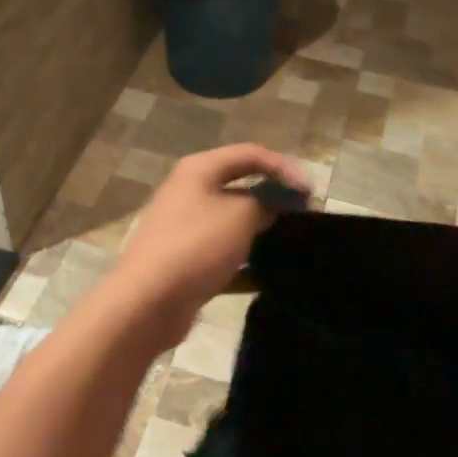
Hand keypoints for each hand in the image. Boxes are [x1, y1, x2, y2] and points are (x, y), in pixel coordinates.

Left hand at [107, 143, 310, 344]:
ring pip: (231, 221)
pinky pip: (222, 253)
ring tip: (290, 242)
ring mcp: (185, 227)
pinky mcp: (185, 260)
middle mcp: (189, 191)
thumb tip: (275, 202)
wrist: (146, 302)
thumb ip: (266, 202)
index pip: (251, 154)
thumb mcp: (240, 216)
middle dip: (274, 197)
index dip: (284, 167)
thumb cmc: (195, 247)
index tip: (311, 193)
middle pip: (240, 184)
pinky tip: (267, 276)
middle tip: (304, 214)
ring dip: (260, 229)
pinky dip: (245, 261)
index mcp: (199, 169)